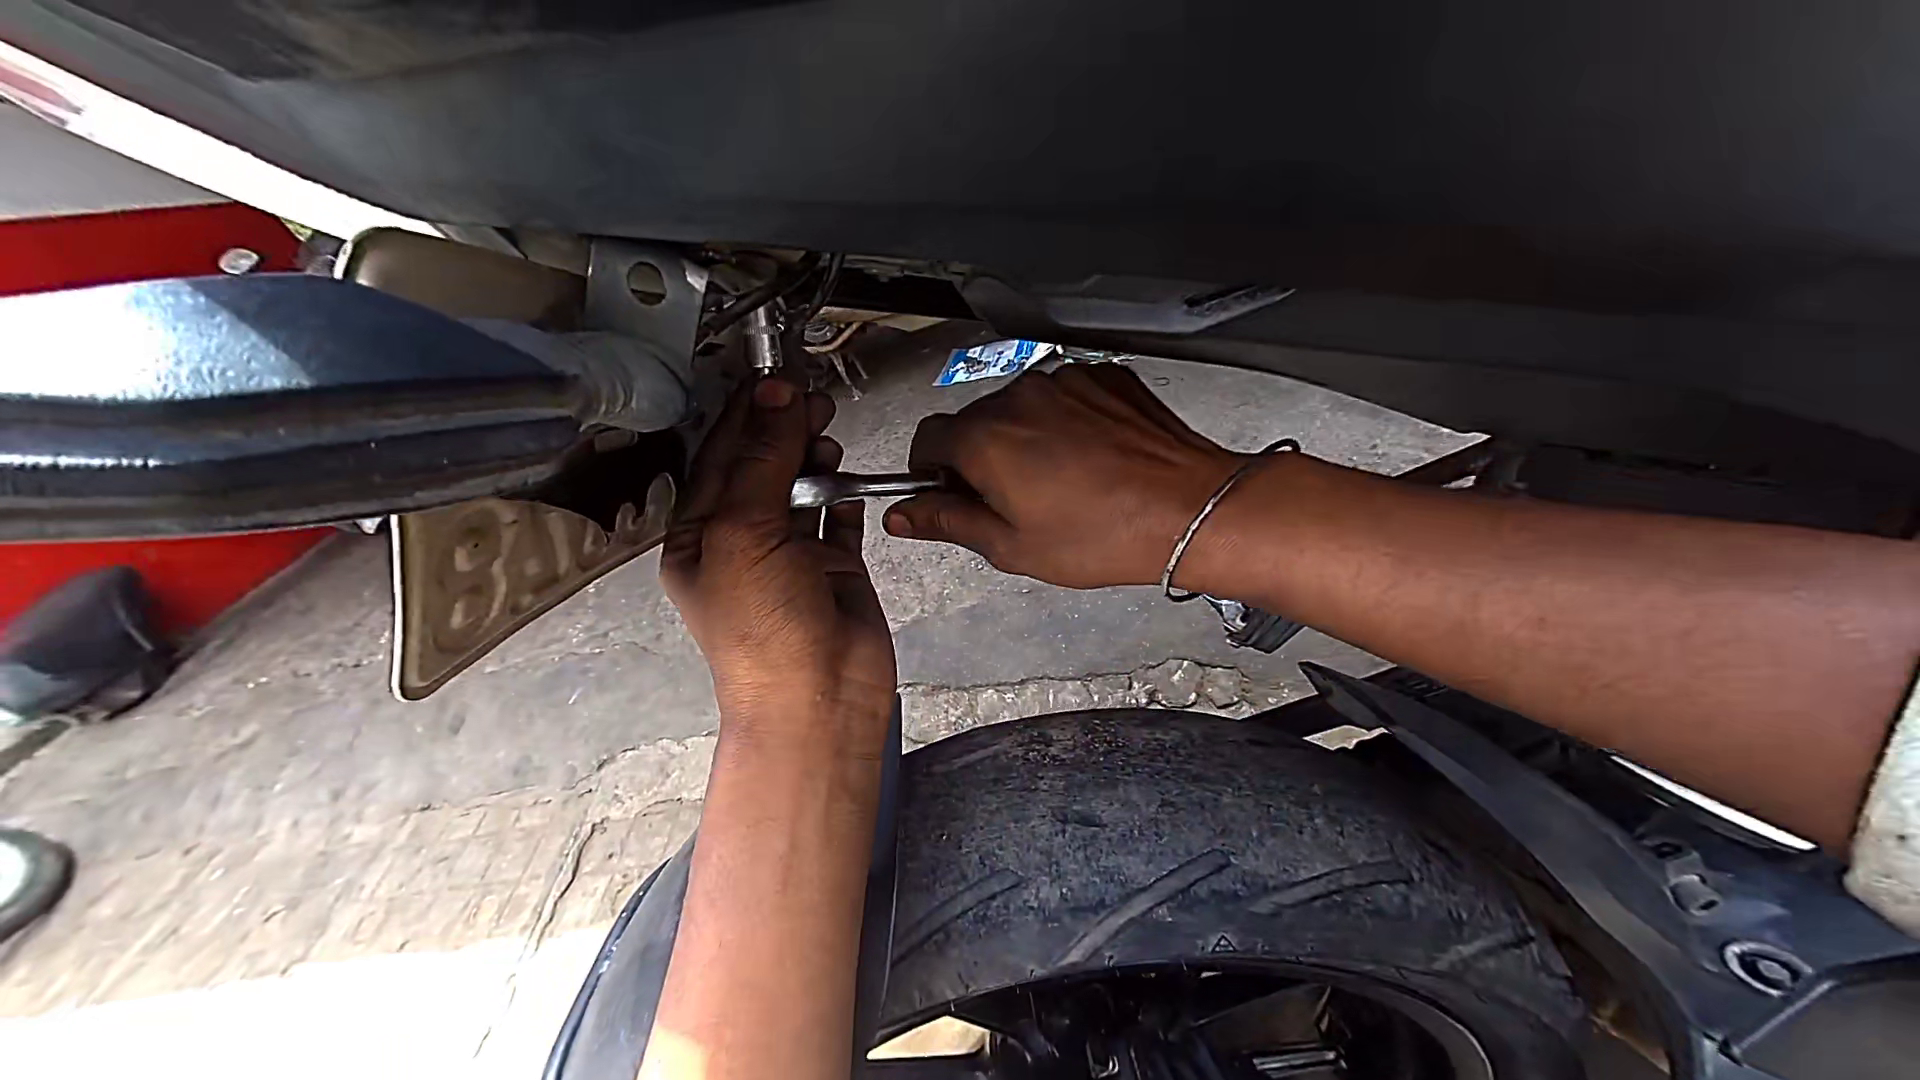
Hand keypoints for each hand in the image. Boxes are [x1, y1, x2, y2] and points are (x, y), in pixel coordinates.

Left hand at [661, 378, 895, 746]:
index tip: (774, 380)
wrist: (819, 696)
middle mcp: (745, 542)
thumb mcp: (744, 533)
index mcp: (702, 537)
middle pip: (764, 469)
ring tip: (827, 432)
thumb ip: (762, 461)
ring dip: (814, 460)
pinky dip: (843, 500)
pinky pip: (838, 522)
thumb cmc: (763, 624)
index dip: (746, 416)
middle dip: (783, 432)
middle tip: (810, 400)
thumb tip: (776, 398)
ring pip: (803, 491)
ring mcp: (792, 556)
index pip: (721, 459)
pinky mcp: (835, 568)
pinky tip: (847, 481)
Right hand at [883, 364, 1243, 588]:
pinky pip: (1060, 396)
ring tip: (1059, 480)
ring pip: (1017, 408)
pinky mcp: (1099, 376)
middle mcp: (1019, 397)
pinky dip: (1061, 422)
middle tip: (1012, 499)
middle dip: (978, 456)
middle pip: (972, 421)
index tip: (947, 489)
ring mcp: (1063, 380)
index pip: (926, 438)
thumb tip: (904, 515)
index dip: (929, 469)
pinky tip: (1088, 457)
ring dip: (1021, 438)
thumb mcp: (1012, 545)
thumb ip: (948, 521)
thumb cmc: (1105, 535)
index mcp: (986, 439)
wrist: (1188, 510)